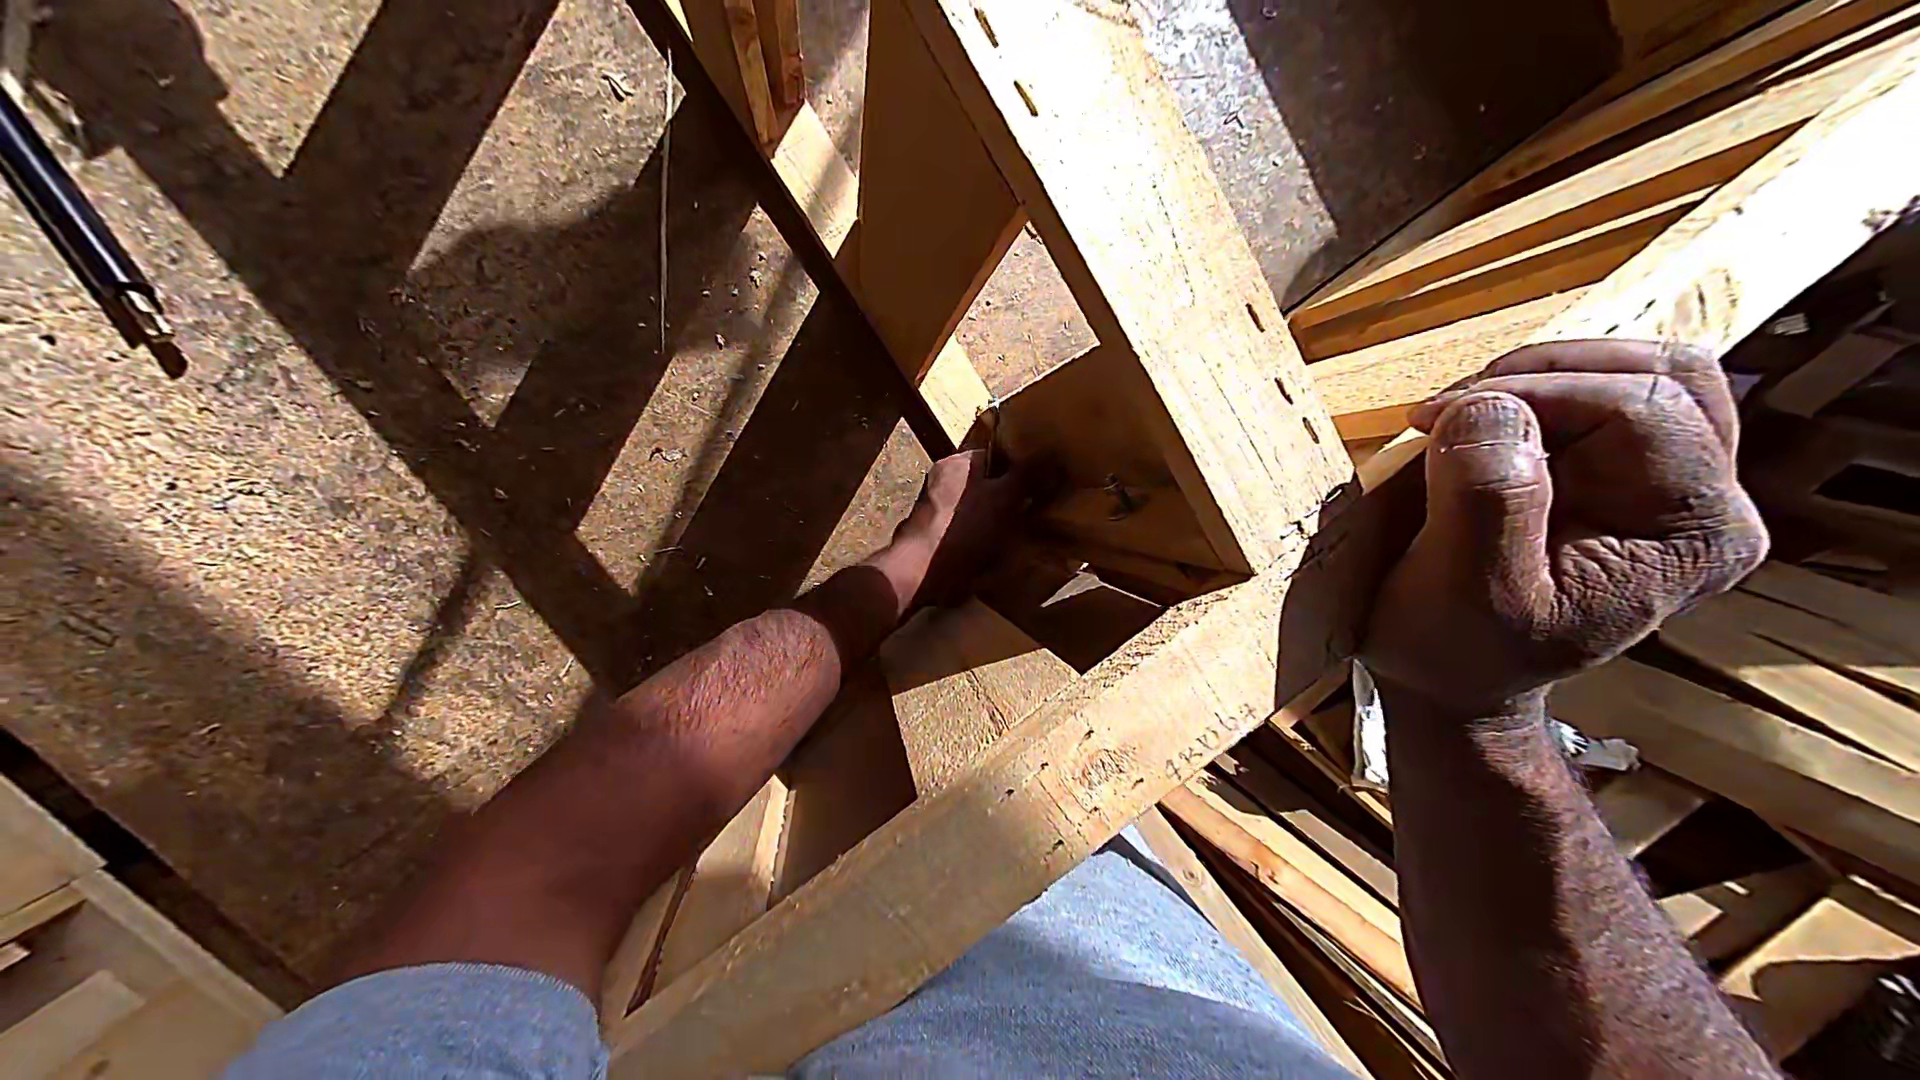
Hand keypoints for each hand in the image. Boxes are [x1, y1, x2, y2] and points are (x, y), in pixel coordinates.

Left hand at [866, 449, 1031, 614]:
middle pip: (987, 485)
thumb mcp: (1004, 497)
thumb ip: (1028, 475)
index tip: (1043, 481)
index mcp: (956, 464)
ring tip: (1025, 536)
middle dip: (1012, 498)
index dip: (1021, 467)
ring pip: (979, 512)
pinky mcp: (935, 541)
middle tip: (1038, 510)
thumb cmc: (963, 528)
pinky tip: (1000, 556)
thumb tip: (1052, 455)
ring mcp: (936, 514)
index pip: (995, 455)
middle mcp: (942, 484)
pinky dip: (984, 543)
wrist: (922, 574)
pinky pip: (969, 535)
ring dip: (999, 523)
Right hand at [1359, 340, 1769, 716]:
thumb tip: (1485, 408)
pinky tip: (1475, 426)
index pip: (1640, 408)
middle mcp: (1695, 501)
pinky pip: (1595, 401)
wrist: (1448, 677)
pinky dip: (1530, 395)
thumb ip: (1488, 502)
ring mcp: (1656, 486)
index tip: (1431, 421)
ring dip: (1536, 379)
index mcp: (1687, 533)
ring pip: (1634, 376)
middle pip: (1660, 375)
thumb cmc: (1451, 649)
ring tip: (1458, 413)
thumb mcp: (1465, 592)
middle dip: (1540, 376)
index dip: (1532, 394)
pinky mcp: (1607, 480)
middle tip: (1449, 410)